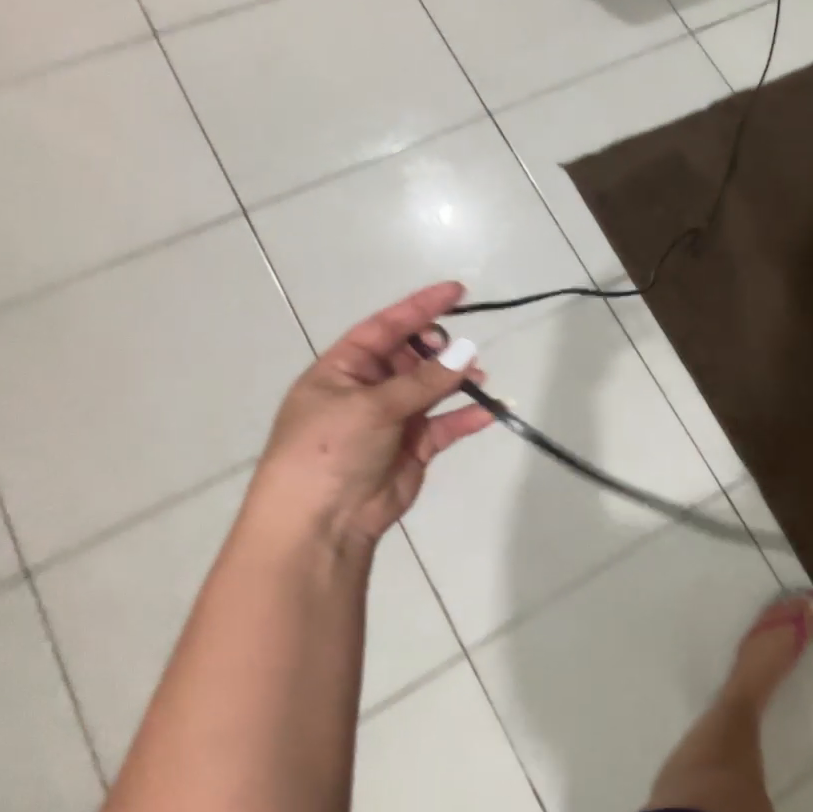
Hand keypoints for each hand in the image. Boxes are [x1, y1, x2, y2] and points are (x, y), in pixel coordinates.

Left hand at [248, 282, 494, 547]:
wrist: (321, 520)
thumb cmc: (328, 451)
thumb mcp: (372, 407)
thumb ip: (424, 380)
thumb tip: (469, 351)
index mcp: (341, 371)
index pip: (384, 327)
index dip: (419, 307)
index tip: (457, 291)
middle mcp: (367, 390)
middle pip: (411, 356)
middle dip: (439, 348)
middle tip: (459, 350)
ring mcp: (392, 419)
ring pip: (433, 388)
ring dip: (457, 380)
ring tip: (480, 376)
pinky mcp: (413, 448)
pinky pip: (447, 424)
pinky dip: (468, 416)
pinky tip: (491, 410)